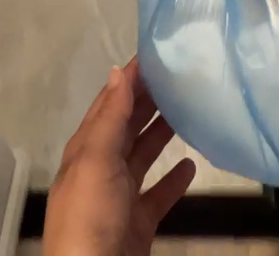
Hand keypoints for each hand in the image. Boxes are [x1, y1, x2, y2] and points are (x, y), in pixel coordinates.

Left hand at [44, 61, 195, 255]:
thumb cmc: (90, 216)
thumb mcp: (95, 160)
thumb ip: (109, 117)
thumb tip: (118, 70)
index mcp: (86, 150)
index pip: (109, 103)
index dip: (130, 79)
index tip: (157, 54)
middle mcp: (101, 168)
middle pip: (127, 126)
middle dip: (148, 100)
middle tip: (180, 75)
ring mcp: (120, 197)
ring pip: (143, 155)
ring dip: (162, 133)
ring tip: (188, 110)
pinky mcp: (138, 223)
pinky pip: (158, 194)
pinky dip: (174, 179)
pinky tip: (192, 165)